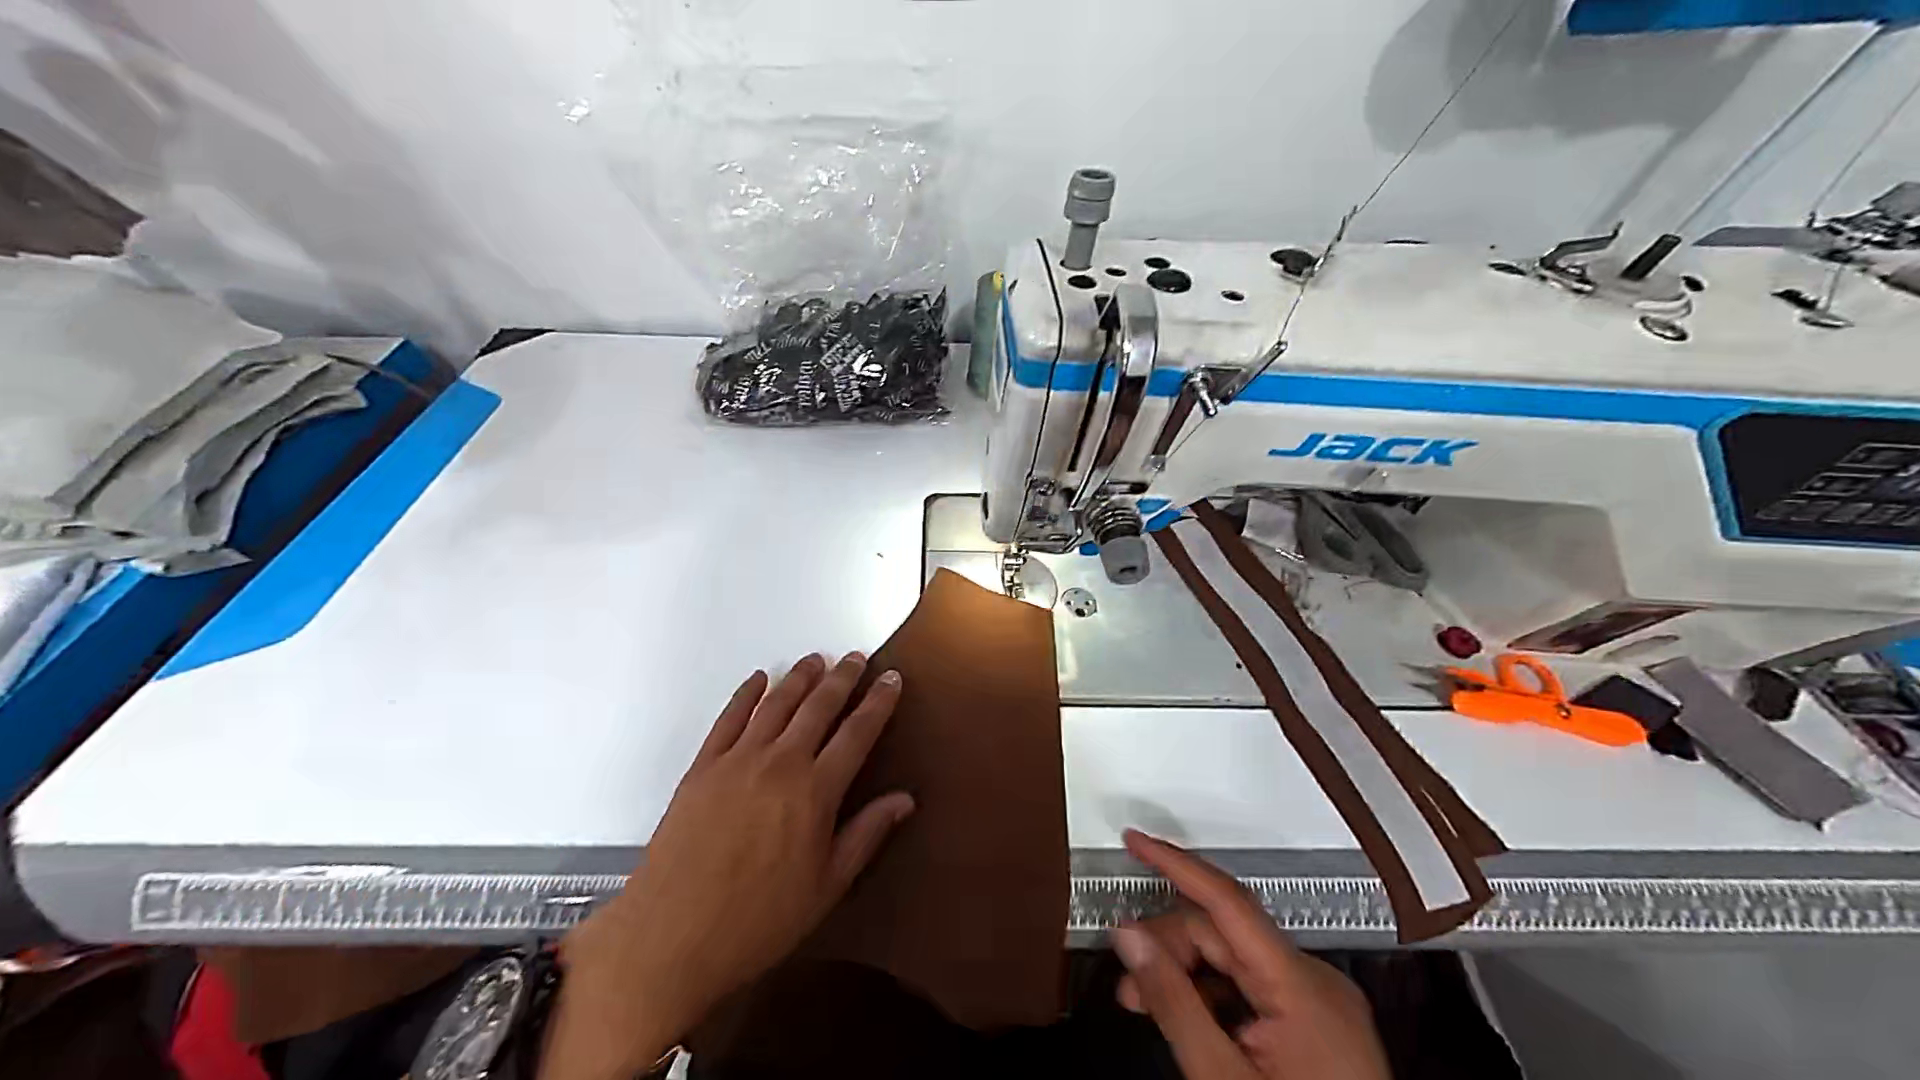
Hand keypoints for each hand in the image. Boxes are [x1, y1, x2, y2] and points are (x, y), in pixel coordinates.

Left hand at [540, 654, 912, 1079]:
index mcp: (815, 792)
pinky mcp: (702, 767)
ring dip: (800, 677)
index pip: (858, 733)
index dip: (878, 703)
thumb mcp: (827, 886)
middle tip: (858, 658)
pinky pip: (728, 718)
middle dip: (843, 678)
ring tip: (817, 659)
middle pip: (818, 707)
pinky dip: (746, 693)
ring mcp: (737, 760)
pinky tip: (759, 678)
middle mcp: (780, 763)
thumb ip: (866, 835)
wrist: (670, 938)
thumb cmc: (758, 921)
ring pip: (776, 704)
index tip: (892, 679)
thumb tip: (905, 799)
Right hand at [1112, 830, 1390, 1079]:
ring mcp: (1321, 1005)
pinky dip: (1212, 997)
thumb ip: (1172, 1001)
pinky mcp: (1318, 1027)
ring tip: (1144, 1006)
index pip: (1228, 901)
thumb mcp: (1221, 1078)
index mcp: (1302, 986)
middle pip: (1225, 936)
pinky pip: (1251, 990)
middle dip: (1169, 948)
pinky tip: (1185, 1020)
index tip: (1133, 840)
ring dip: (1185, 975)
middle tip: (1127, 986)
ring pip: (1234, 963)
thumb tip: (1125, 934)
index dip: (1176, 863)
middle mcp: (1316, 982)